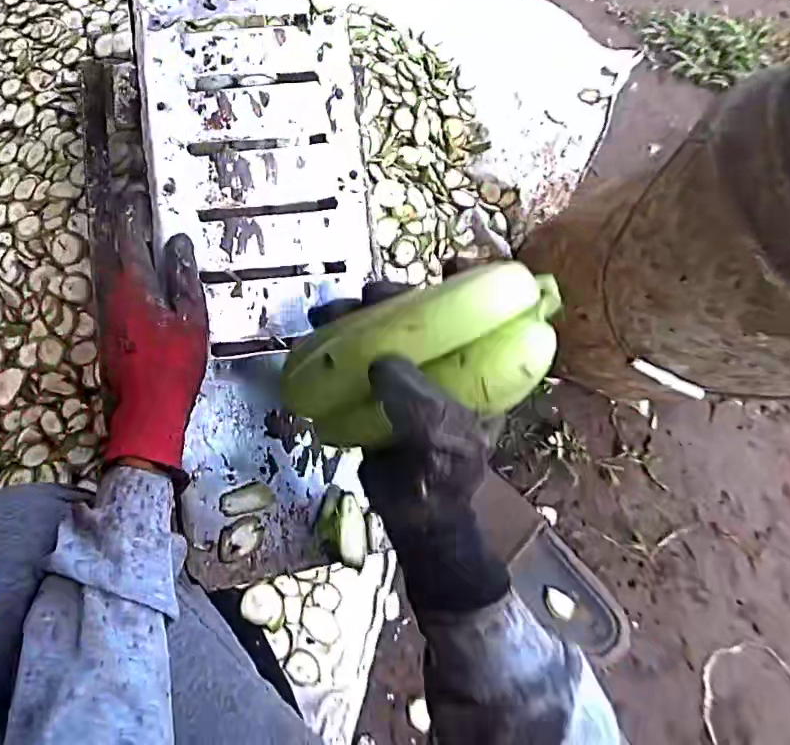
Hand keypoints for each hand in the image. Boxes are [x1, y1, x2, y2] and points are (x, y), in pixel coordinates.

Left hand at [98, 195, 207, 471]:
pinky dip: (118, 270)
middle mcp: (112, 293)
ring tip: (132, 232)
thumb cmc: (173, 367)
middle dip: (120, 226)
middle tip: (132, 208)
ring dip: (117, 247)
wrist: (145, 410)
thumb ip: (182, 278)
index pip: (128, 238)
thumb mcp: (191, 320)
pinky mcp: (106, 325)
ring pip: (107, 267)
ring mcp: (105, 309)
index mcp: (134, 286)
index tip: (136, 197)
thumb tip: (177, 245)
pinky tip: (131, 272)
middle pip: (110, 248)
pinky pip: (109, 285)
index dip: (131, 214)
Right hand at [313, 283, 508, 612]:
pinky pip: (353, 352)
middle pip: (418, 315)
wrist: (410, 516)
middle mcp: (440, 367)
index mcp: (474, 375)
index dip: (461, 289)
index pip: (475, 319)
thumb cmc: (439, 481)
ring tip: (324, 315)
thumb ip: (420, 407)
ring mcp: (405, 375)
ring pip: (380, 330)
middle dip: (390, 298)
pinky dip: (333, 339)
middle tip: (362, 298)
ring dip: (352, 316)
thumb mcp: (441, 446)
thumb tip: (381, 361)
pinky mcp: (372, 385)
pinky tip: (314, 337)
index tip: (442, 273)